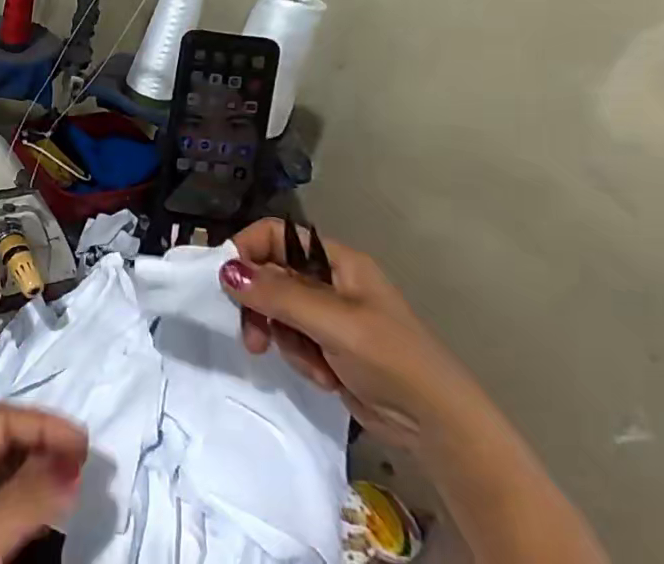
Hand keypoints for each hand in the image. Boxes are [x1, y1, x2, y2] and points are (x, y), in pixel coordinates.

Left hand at [0, 404, 87, 563]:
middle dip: (44, 442)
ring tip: (78, 477)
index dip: (41, 425)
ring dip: (41, 466)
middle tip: (88, 461)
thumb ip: (22, 506)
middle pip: (1, 439)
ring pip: (5, 466)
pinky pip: (4, 495)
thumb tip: (71, 470)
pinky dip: (33, 493)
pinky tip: (54, 507)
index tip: (85, 443)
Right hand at [218, 219, 475, 447]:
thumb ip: (278, 295)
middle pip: (266, 273)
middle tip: (253, 334)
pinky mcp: (323, 343)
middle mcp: (328, 281)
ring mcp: (325, 313)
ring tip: (305, 363)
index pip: (274, 235)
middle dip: (258, 305)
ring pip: (271, 308)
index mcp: (337, 262)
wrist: (440, 429)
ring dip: (279, 336)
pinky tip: (322, 375)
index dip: (246, 250)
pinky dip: (295, 355)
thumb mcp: (335, 324)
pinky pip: (285, 336)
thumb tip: (223, 271)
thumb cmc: (394, 363)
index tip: (227, 281)